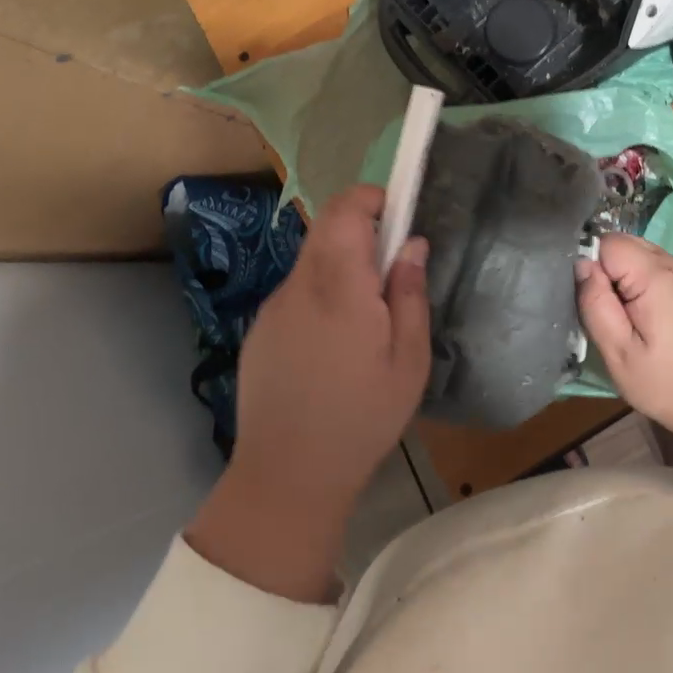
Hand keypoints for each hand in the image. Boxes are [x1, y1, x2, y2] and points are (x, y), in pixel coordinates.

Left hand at [185, 185, 430, 601]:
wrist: (288, 474)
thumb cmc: (363, 416)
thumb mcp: (409, 359)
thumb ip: (410, 294)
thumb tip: (412, 244)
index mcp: (340, 288)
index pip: (345, 210)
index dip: (372, 198)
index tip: (400, 216)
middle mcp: (299, 287)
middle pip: (325, 229)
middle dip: (362, 231)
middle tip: (395, 270)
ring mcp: (273, 308)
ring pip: (311, 261)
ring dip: (343, 266)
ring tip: (370, 318)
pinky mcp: (260, 330)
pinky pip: (297, 292)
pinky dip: (323, 294)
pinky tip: (336, 345)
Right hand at [574, 235, 672, 430]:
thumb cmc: (658, 380)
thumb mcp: (617, 350)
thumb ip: (596, 302)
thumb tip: (581, 263)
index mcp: (656, 276)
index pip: (608, 243)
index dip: (591, 267)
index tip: (593, 300)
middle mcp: (670, 262)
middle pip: (620, 242)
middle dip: (603, 268)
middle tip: (604, 310)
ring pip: (631, 250)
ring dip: (616, 274)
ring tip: (617, 312)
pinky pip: (644, 263)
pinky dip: (631, 278)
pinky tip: (632, 310)